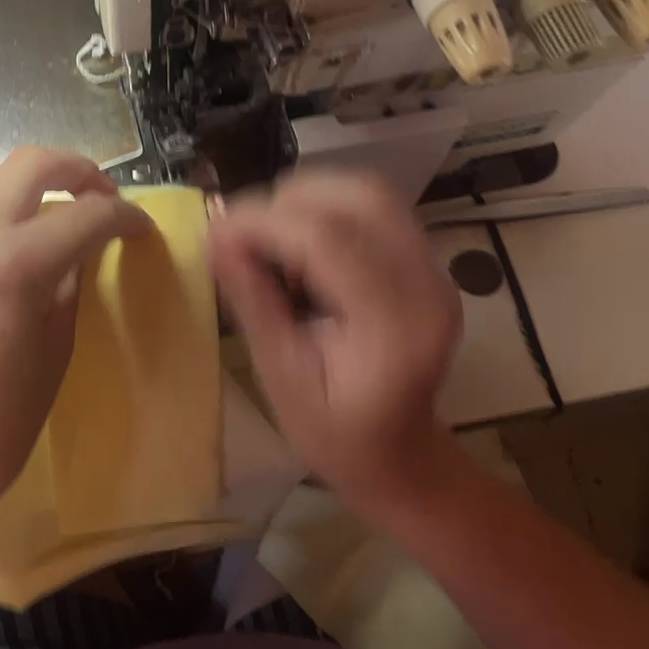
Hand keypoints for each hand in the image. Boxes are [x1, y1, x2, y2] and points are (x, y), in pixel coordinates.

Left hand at [0, 147, 152, 539]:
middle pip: (32, 163)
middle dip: (80, 170)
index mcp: (15, 267)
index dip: (126, 217)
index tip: (142, 229)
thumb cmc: (0, 424)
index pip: (86, 215)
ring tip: (50, 209)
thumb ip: (72, 282)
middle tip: (103, 197)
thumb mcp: (56, 350)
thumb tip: (87, 244)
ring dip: (26, 181)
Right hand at [210, 172, 462, 511]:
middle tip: (239, 234)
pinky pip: (375, 208)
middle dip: (286, 202)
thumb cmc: (336, 434)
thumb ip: (254, 303)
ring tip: (266, 236)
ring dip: (307, 198)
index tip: (214, 231)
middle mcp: (426, 286)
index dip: (264, 222)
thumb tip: (215, 237)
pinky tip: (297, 243)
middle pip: (359, 199)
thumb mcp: (281, 378)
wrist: (400, 456)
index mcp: (393, 328)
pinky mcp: (426, 261)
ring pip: (369, 192)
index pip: (328, 240)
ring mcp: (434, 269)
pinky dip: (327, 208)